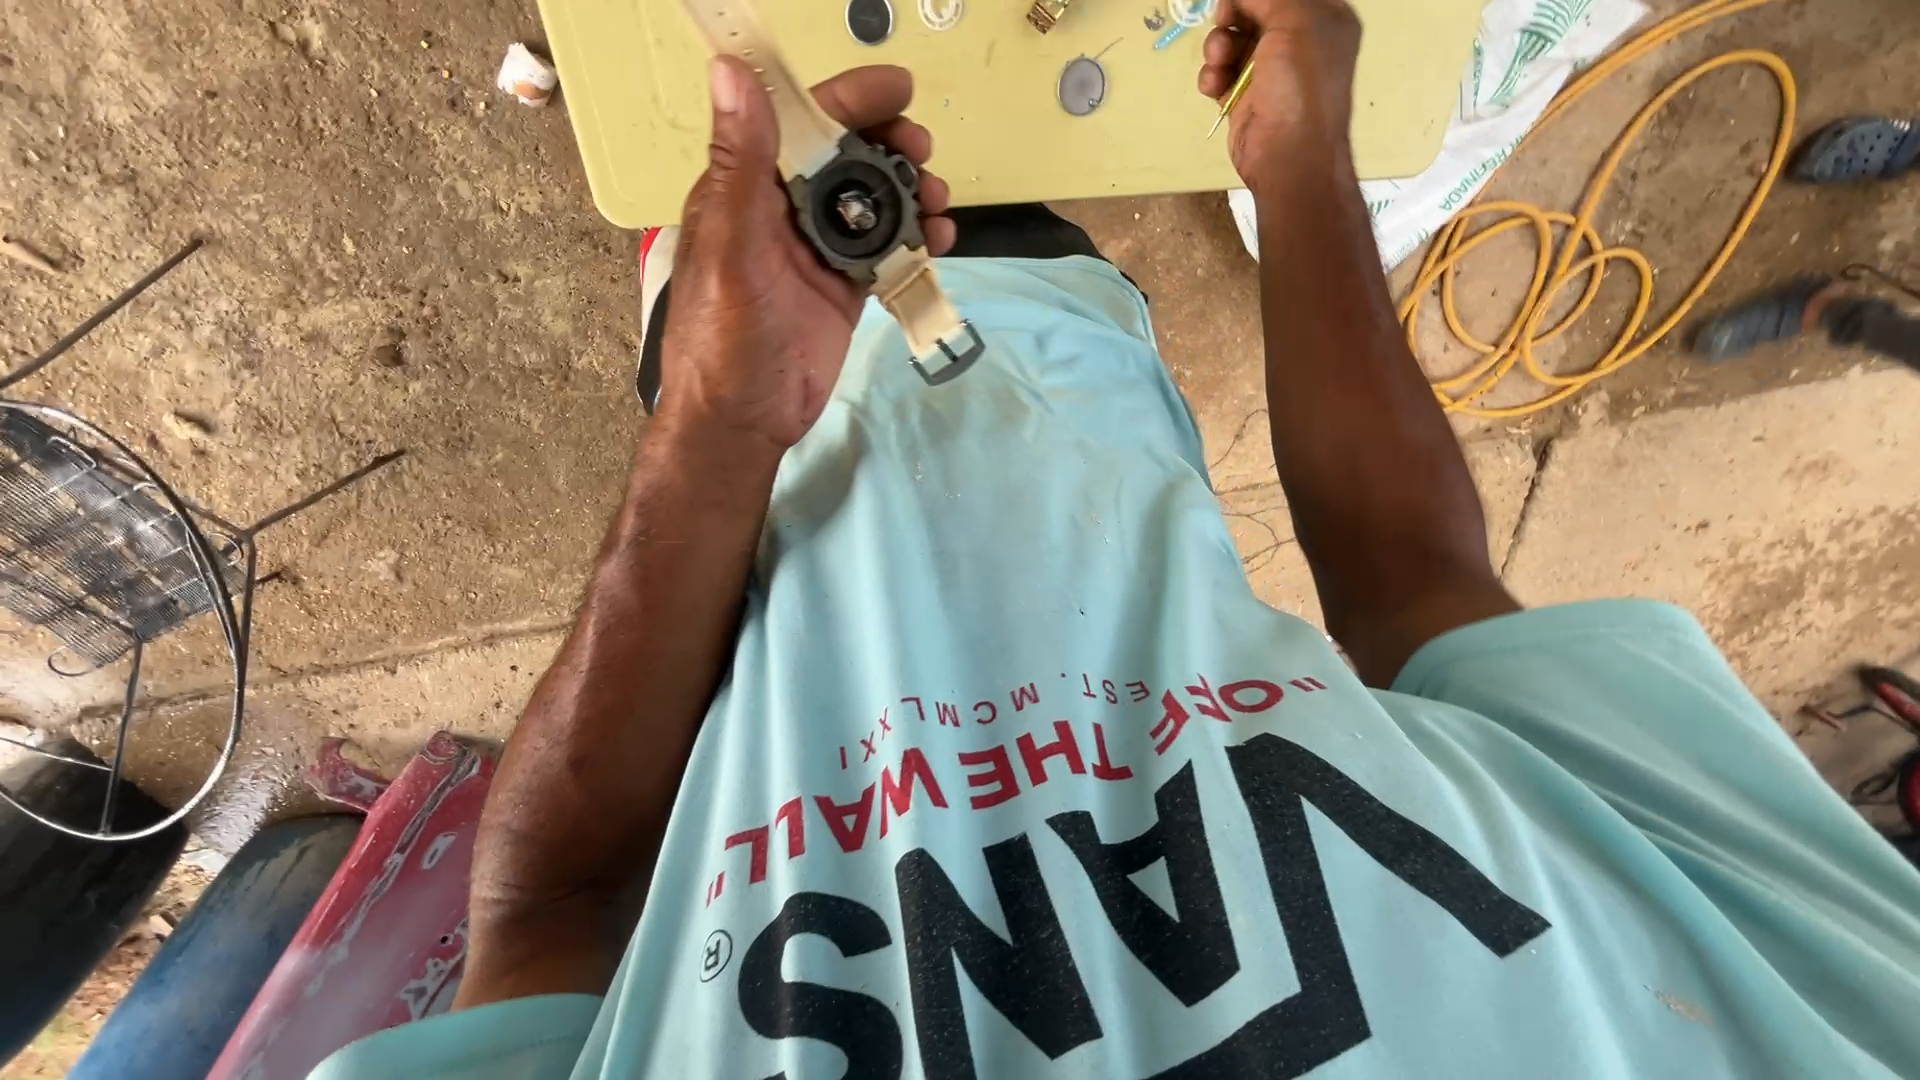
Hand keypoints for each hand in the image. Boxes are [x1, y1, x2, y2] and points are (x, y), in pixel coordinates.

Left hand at [656, 59, 954, 451]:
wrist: (745, 420)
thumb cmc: (726, 342)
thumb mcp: (730, 252)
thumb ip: (740, 169)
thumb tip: (732, 71)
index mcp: (748, 192)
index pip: (801, 124)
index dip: (848, 99)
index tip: (900, 92)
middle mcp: (785, 213)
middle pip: (846, 158)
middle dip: (890, 147)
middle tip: (925, 155)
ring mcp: (818, 252)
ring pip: (872, 203)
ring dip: (910, 194)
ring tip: (939, 203)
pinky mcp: (845, 289)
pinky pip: (885, 250)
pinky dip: (915, 239)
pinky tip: (938, 240)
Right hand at [1197, 0, 1362, 190]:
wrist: (1286, 153)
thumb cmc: (1300, 83)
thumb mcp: (1294, 19)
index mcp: (1324, 15)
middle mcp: (1298, 40)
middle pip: (1255, 9)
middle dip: (1234, 12)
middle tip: (1223, 18)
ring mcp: (1268, 70)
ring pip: (1233, 40)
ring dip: (1218, 45)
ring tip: (1218, 59)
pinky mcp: (1242, 97)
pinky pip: (1221, 74)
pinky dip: (1212, 76)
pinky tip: (1214, 85)